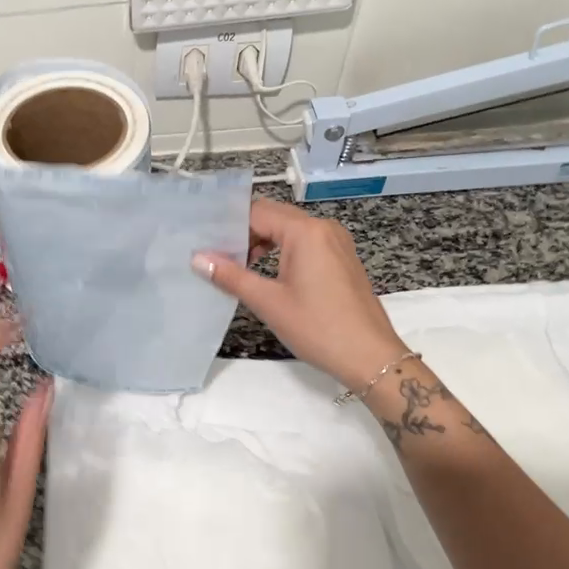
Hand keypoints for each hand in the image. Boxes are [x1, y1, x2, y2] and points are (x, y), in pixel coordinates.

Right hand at [192, 197, 409, 390]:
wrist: (370, 356)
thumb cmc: (318, 328)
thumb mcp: (269, 302)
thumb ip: (231, 276)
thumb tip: (198, 259)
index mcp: (306, 231)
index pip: (257, 212)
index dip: (229, 226)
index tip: (205, 243)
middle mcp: (324, 228)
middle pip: (274, 217)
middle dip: (244, 234)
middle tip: (214, 255)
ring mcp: (337, 243)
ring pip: (289, 231)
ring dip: (262, 244)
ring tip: (236, 268)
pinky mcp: (341, 259)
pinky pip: (305, 244)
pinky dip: (282, 252)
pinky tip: (266, 275)